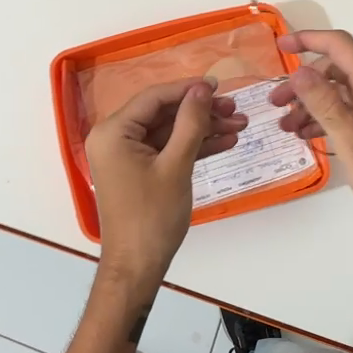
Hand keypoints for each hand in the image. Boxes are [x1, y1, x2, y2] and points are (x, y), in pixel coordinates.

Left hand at [86, 77, 245, 292]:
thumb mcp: (176, 166)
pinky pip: (166, 149)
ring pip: (168, 132)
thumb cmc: (153, 216)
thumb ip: (190, 123)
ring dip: (202, 129)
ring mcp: (126, 155)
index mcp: (113, 131)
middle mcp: (114, 137)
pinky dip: (192, 147)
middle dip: (200, 112)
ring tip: (239, 126)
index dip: (188, 89)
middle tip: (236, 109)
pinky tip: (224, 143)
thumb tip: (202, 88)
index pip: (154, 98)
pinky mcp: (138, 170)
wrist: (137, 266)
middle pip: (163, 113)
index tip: (219, 86)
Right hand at [270, 30, 352, 253]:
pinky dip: (335, 116)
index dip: (307, 39)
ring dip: (316, 104)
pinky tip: (313, 136)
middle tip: (277, 106)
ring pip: (347, 90)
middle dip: (305, 85)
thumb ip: (324, 104)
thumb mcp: (351, 144)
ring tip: (289, 128)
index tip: (280, 46)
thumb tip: (299, 71)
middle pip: (340, 69)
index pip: (340, 46)